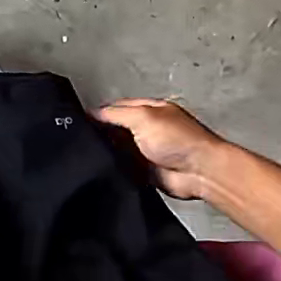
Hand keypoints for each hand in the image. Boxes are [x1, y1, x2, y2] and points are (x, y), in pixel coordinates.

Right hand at [95, 98, 231, 199]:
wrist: (199, 172)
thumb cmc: (181, 141)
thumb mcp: (143, 117)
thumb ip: (116, 114)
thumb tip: (94, 113)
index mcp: (150, 109)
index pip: (117, 108)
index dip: (99, 113)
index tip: (81, 120)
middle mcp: (148, 128)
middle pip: (116, 129)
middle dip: (103, 134)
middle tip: (86, 139)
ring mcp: (147, 150)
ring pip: (118, 150)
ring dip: (110, 152)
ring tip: (97, 154)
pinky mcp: (146, 170)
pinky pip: (124, 168)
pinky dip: (117, 168)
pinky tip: (110, 168)